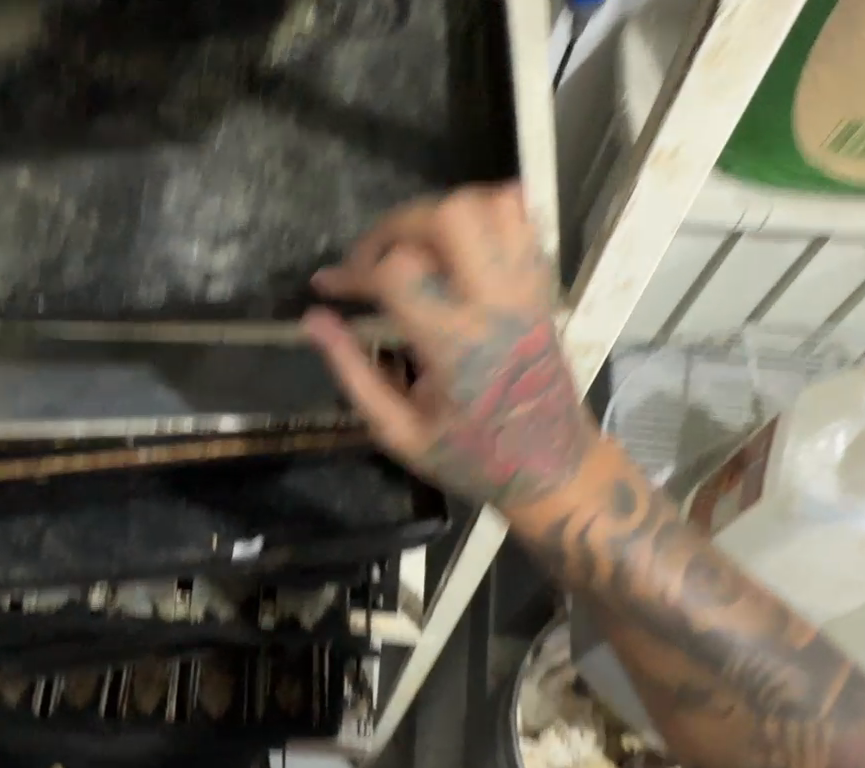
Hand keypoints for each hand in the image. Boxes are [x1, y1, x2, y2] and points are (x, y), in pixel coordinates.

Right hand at [302, 184, 599, 508]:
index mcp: (455, 345)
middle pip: (449, 216)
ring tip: (411, 251)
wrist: (551, 466)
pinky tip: (453, 250)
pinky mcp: (541, 284)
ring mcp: (526, 288)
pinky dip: (480, 216)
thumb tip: (312, 322)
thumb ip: (352, 372)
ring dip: (438, 216)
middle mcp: (495, 303)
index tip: (329, 289)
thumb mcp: (397, 431)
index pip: (398, 271)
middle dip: (395, 227)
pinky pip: (520, 218)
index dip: (353, 272)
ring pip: (489, 203)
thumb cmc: (469, 457)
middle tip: (371, 262)